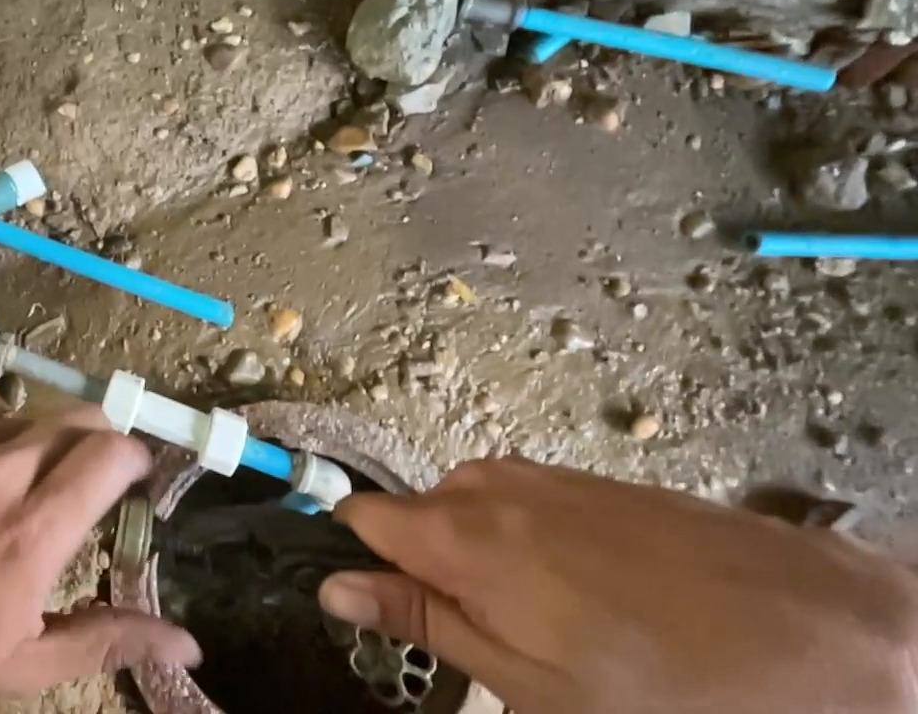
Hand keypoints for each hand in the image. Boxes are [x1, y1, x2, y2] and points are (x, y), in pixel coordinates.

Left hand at [0, 403, 197, 712]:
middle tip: (95, 470)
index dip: (136, 456)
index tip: (137, 474)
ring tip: (28, 480)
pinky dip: (0, 433)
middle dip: (102, 437)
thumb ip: (110, 639)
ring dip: (47, 439)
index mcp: (33, 532)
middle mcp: (1, 472)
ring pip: (34, 415)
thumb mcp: (27, 659)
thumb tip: (190, 642)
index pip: (111, 455)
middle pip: (80, 419)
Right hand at [317, 458, 917, 712]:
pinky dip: (526, 542)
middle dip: (430, 569)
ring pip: (464, 513)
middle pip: (411, 519)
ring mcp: (529, 473)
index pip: (352, 516)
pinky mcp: (575, 475)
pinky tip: (594, 591)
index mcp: (452, 534)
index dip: (357, 559)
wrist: (823, 627)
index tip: (385, 602)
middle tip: (496, 635)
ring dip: (483, 559)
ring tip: (557, 619)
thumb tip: (334, 589)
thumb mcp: (530, 683)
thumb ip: (419, 621)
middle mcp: (476, 484)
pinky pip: (512, 503)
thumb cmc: (664, 681)